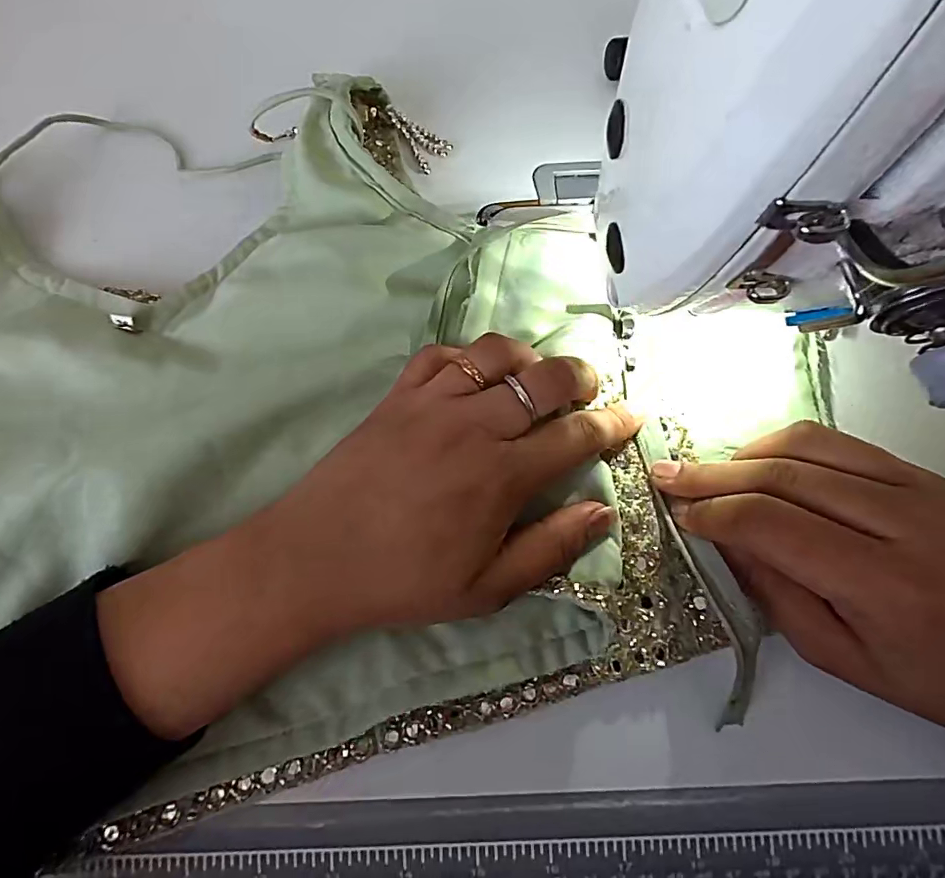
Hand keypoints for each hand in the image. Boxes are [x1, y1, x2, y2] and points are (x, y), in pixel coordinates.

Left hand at [98, 333, 640, 738]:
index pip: (574, 437)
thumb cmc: (403, 581)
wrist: (313, 559)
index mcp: (502, 476)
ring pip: (495, 354)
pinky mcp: (397, 395)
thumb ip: (550, 549)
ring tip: (536, 375)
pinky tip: (474, 374)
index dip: (611, 424)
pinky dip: (467, 355)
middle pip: (544, 380)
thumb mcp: (485, 590)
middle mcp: (473, 426)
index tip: (631, 417)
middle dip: (581, 377)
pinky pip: (441, 354)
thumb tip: (602, 511)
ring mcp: (432, 402)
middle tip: (591, 390)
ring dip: (528, 357)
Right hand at [653, 421, 944, 781]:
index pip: (772, 523)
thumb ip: (775, 591)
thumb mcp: (842, 658)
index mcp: (886, 585)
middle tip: (669, 474)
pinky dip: (789, 445)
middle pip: (784, 474)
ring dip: (747, 451)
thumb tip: (723, 535)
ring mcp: (921, 488)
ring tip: (711, 469)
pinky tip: (762, 461)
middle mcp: (906, 522)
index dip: (713, 512)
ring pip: (808, 444)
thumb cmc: (943, 685)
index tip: (677, 511)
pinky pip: (841, 443)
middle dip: (715, 473)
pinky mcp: (926, 474)